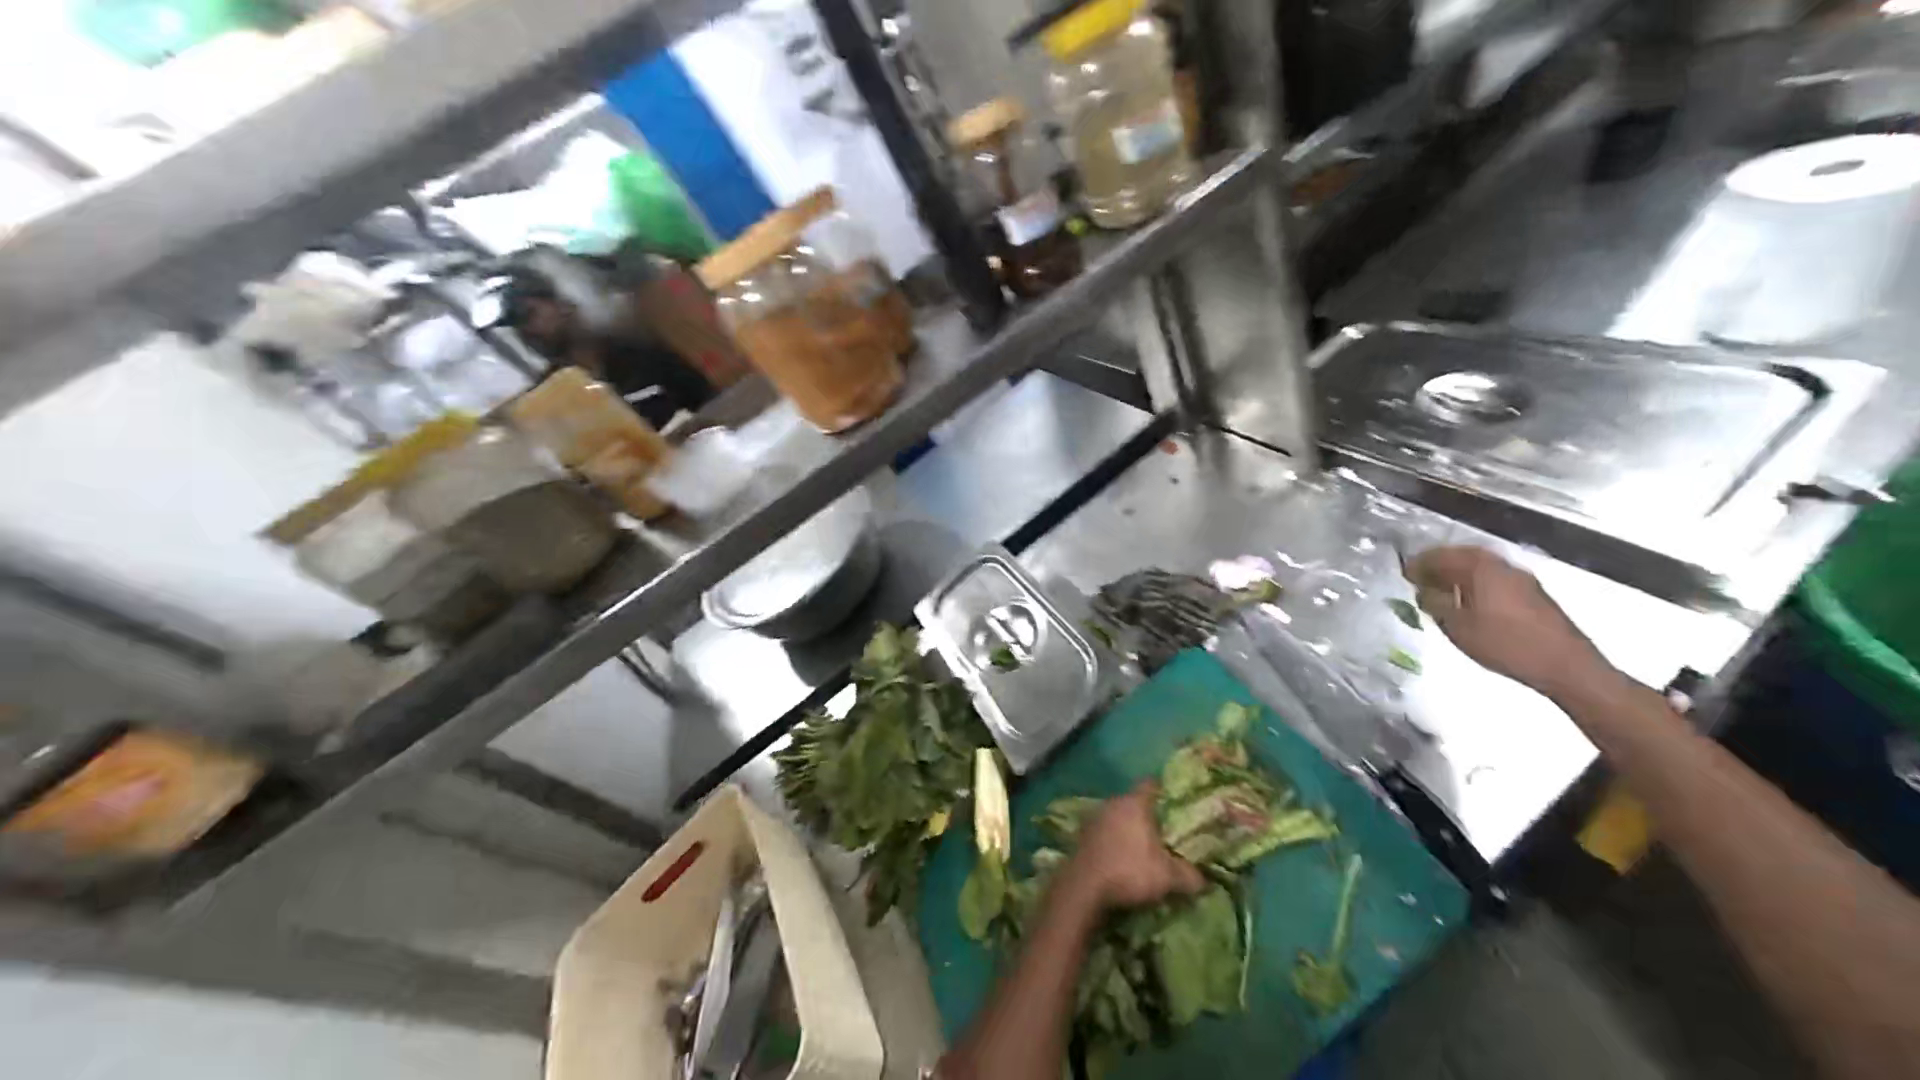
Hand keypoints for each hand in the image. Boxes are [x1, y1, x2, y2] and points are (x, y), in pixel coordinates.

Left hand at [1064, 782, 1205, 911]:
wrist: (1084, 887)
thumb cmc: (1130, 871)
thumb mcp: (1168, 877)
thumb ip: (1188, 875)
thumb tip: (1203, 880)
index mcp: (1134, 803)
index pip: (1150, 785)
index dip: (1162, 790)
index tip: (1173, 799)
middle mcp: (1112, 803)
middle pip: (1132, 802)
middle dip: (1146, 814)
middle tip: (1162, 829)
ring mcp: (1093, 818)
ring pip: (1116, 817)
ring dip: (1126, 828)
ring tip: (1141, 846)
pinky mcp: (1081, 836)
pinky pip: (1103, 832)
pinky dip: (1112, 841)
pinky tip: (1119, 857)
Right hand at [1405, 546, 1612, 699]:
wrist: (1565, 664)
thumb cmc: (1505, 644)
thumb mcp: (1457, 627)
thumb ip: (1435, 604)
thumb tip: (1424, 591)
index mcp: (1479, 568)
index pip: (1439, 556)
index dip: (1418, 565)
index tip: (1404, 575)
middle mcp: (1501, 565)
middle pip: (1461, 556)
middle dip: (1438, 565)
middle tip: (1421, 580)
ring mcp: (1520, 577)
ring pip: (1479, 566)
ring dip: (1458, 573)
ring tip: (1442, 591)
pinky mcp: (1532, 592)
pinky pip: (1494, 577)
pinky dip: (1475, 582)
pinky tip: (1469, 600)